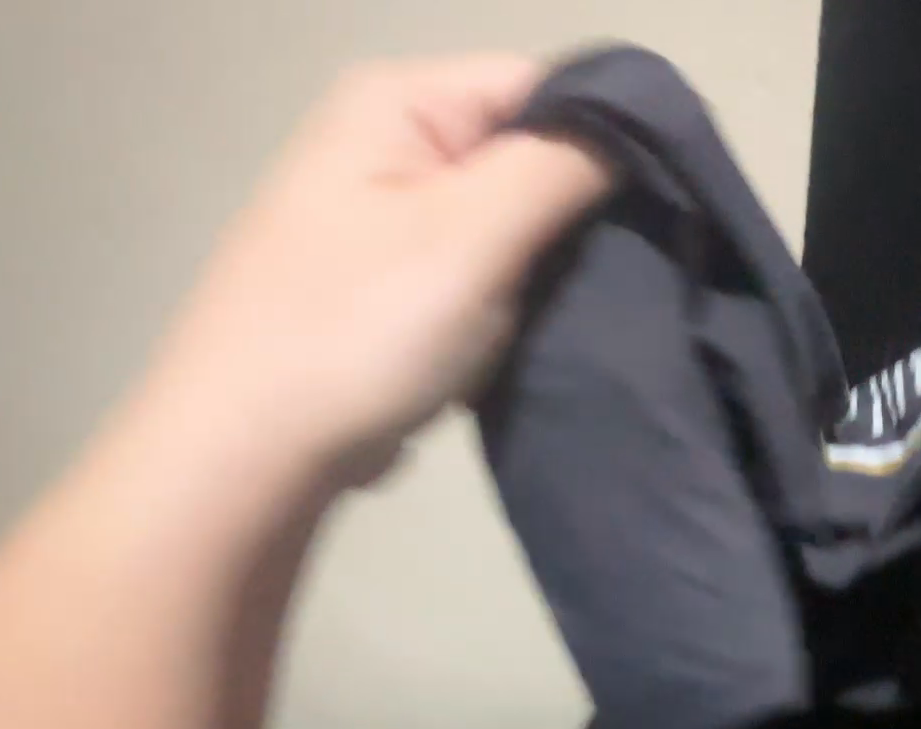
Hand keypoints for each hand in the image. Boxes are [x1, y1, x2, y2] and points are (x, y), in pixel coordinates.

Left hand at [145, 54, 611, 480]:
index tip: (658, 207)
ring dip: (551, 267)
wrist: (262, 447)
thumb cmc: (362, 328)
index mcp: (401, 105)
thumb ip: (556, 168)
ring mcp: (398, 222)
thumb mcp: (469, 235)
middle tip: (626, 270)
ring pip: (513, 224)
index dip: (608, 139)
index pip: (540, 88)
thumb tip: (629, 134)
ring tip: (579, 311)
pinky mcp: (406, 287)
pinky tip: (533, 335)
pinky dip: (519, 302)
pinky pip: (488, 274)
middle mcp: (396, 147)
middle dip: (580, 213)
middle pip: (528, 156)